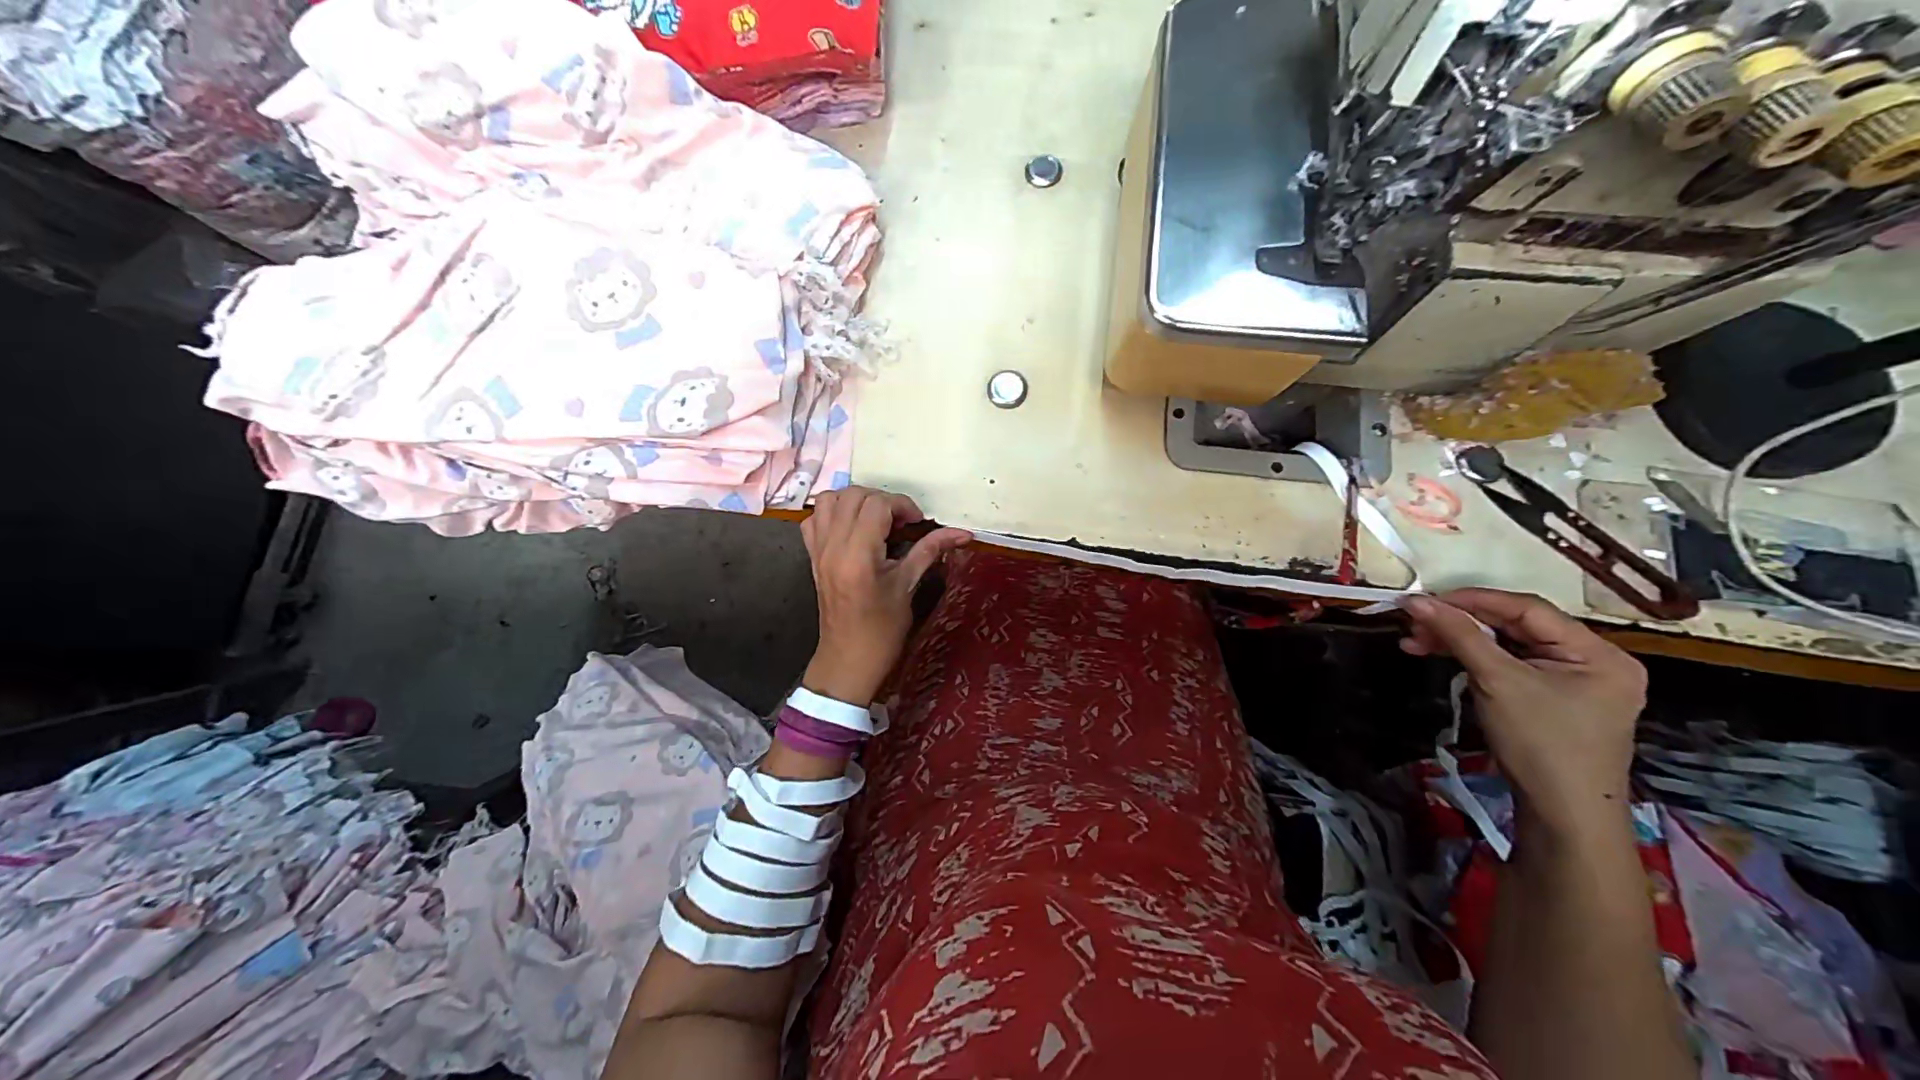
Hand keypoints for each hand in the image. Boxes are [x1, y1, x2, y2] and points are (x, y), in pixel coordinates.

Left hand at [799, 487, 969, 704]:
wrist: (848, 659)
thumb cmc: (882, 630)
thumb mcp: (908, 586)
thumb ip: (930, 550)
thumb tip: (962, 533)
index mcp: (857, 555)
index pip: (877, 505)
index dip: (902, 505)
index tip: (918, 523)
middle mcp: (832, 546)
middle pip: (853, 495)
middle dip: (882, 500)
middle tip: (901, 522)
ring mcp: (818, 550)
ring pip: (830, 500)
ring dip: (856, 501)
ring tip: (877, 520)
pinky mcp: (813, 556)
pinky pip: (815, 519)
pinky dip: (834, 514)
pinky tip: (854, 529)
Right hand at [1401, 588, 1646, 838]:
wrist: (1562, 815)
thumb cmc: (1540, 744)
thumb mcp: (1497, 681)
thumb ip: (1459, 635)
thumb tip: (1415, 601)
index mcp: (1598, 652)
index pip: (1527, 609)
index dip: (1472, 600)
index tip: (1424, 600)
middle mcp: (1594, 661)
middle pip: (1517, 627)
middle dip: (1461, 624)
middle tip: (1414, 624)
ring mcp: (1575, 682)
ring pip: (1509, 646)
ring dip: (1462, 642)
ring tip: (1416, 643)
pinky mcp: (1554, 699)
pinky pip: (1511, 667)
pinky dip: (1476, 661)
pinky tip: (1444, 658)